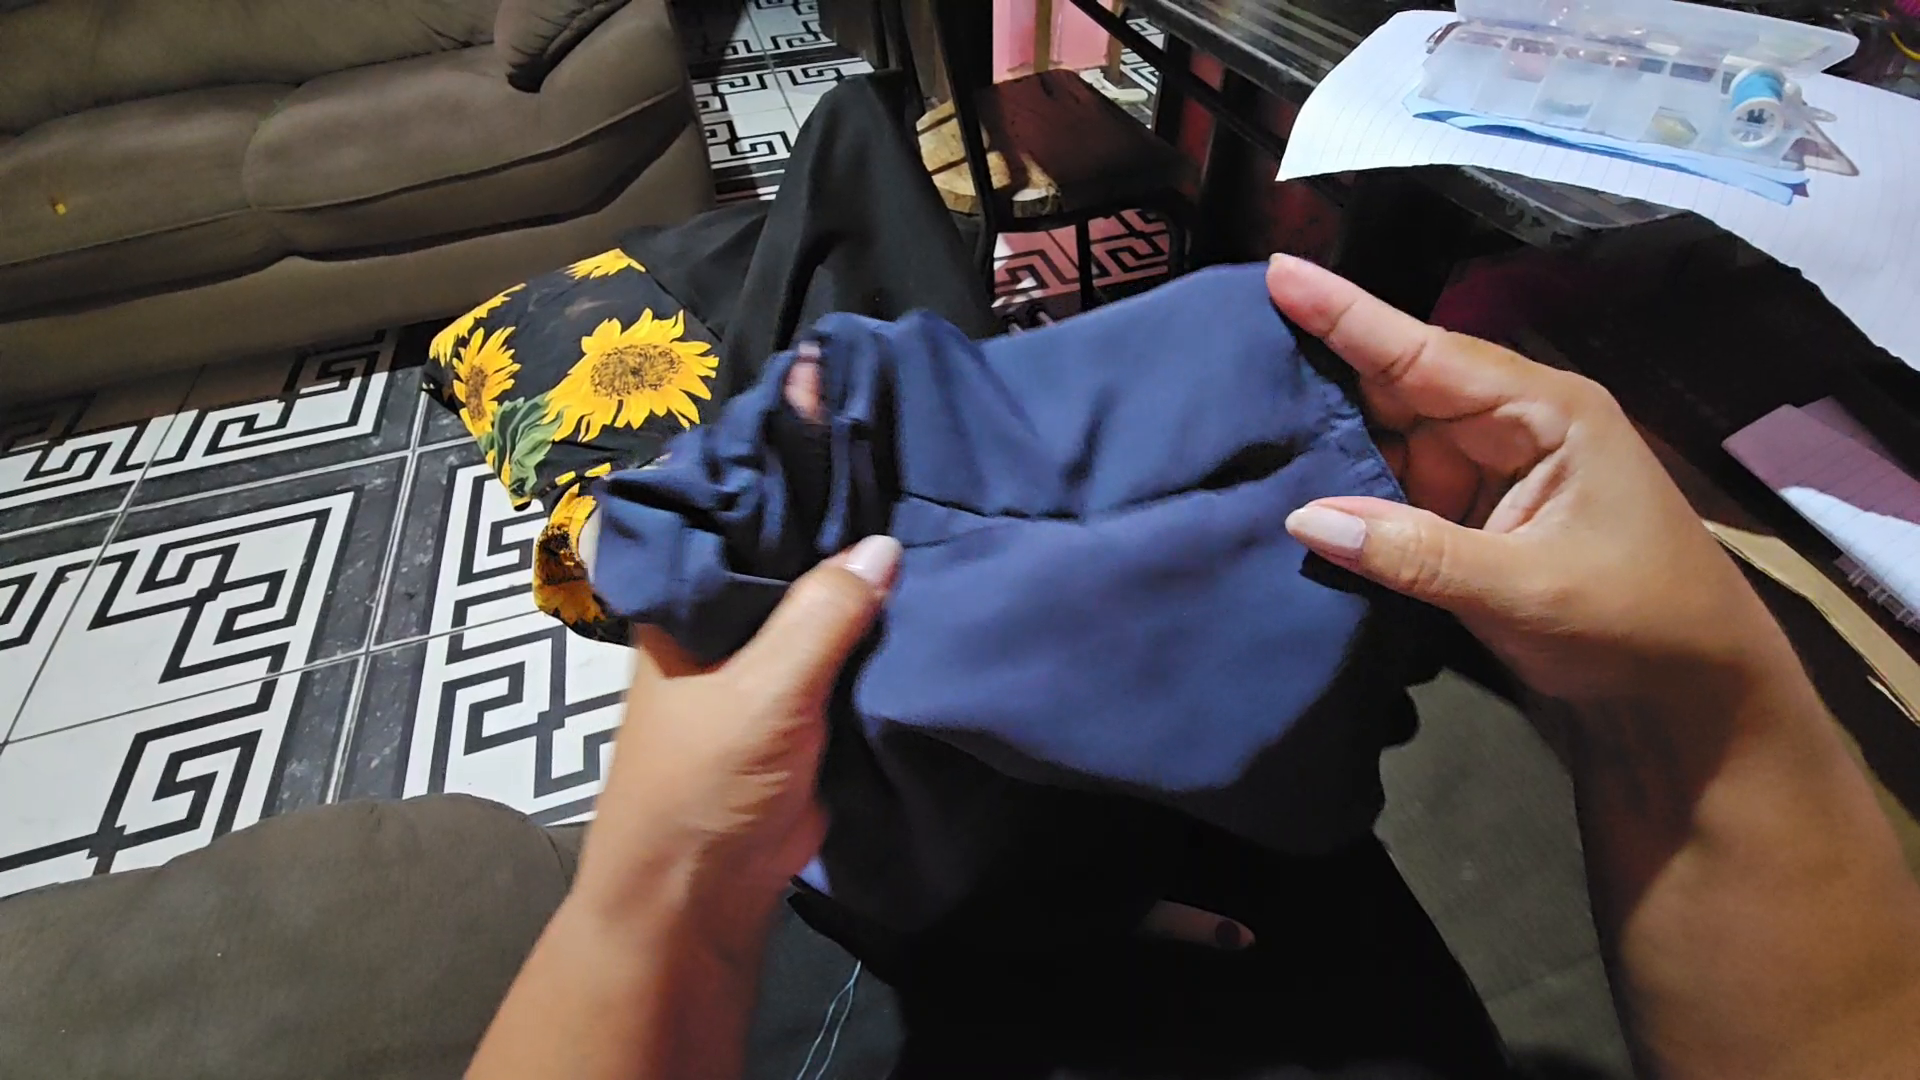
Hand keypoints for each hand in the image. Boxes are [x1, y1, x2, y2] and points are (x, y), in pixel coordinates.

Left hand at [571, 534, 901, 942]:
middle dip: (842, 545)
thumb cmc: (708, 779)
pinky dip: (876, 641)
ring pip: (824, 615)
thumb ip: (822, 617)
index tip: (855, 460)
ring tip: (926, 536)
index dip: (794, 496)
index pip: (744, 526)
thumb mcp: (765, 689)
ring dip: (866, 595)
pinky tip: (920, 604)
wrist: (707, 893)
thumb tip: (885, 544)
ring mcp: (768, 667)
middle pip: (792, 570)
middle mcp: (725, 625)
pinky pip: (846, 658)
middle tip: (908, 494)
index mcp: (689, 605)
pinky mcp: (805, 704)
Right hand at [1268, 255, 1795, 704]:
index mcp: (1540, 413)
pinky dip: (1332, 480)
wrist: (1678, 693)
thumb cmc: (1634, 621)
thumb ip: (1412, 553)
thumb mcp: (1525, 588)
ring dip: (1315, 426)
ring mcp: (1471, 469)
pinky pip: (1377, 483)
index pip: (1425, 353)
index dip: (1347, 315)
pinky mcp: (1449, 510)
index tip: (1279, 273)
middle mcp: (1499, 426)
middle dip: (1317, 360)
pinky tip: (1281, 469)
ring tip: (1236, 402)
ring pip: (1377, 433)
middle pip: (1392, 382)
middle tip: (1233, 341)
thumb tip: (1302, 518)